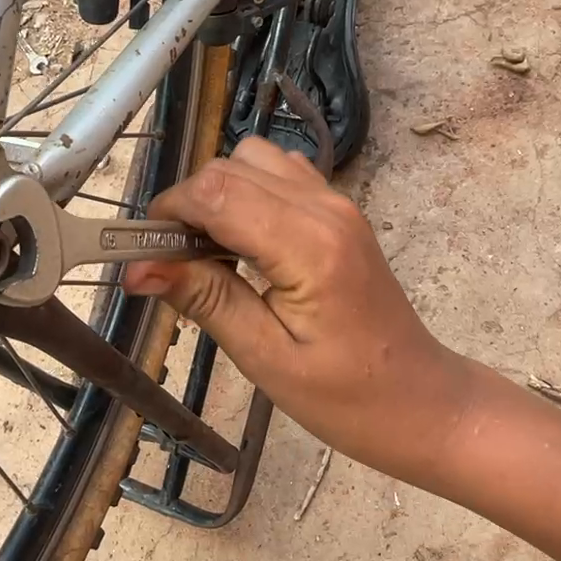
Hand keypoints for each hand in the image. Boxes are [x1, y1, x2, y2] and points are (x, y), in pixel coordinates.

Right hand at [123, 136, 474, 482]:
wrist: (421, 400)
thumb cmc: (347, 397)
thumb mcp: (266, 358)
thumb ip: (204, 299)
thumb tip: (138, 268)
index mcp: (309, 246)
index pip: (216, 192)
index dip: (168, 214)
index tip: (144, 256)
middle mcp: (326, 208)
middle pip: (230, 167)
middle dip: (187, 205)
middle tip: (173, 264)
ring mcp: (338, 203)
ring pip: (253, 160)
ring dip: (218, 195)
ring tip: (209, 254)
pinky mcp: (340, 211)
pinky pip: (280, 175)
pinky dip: (247, 194)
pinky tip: (245, 243)